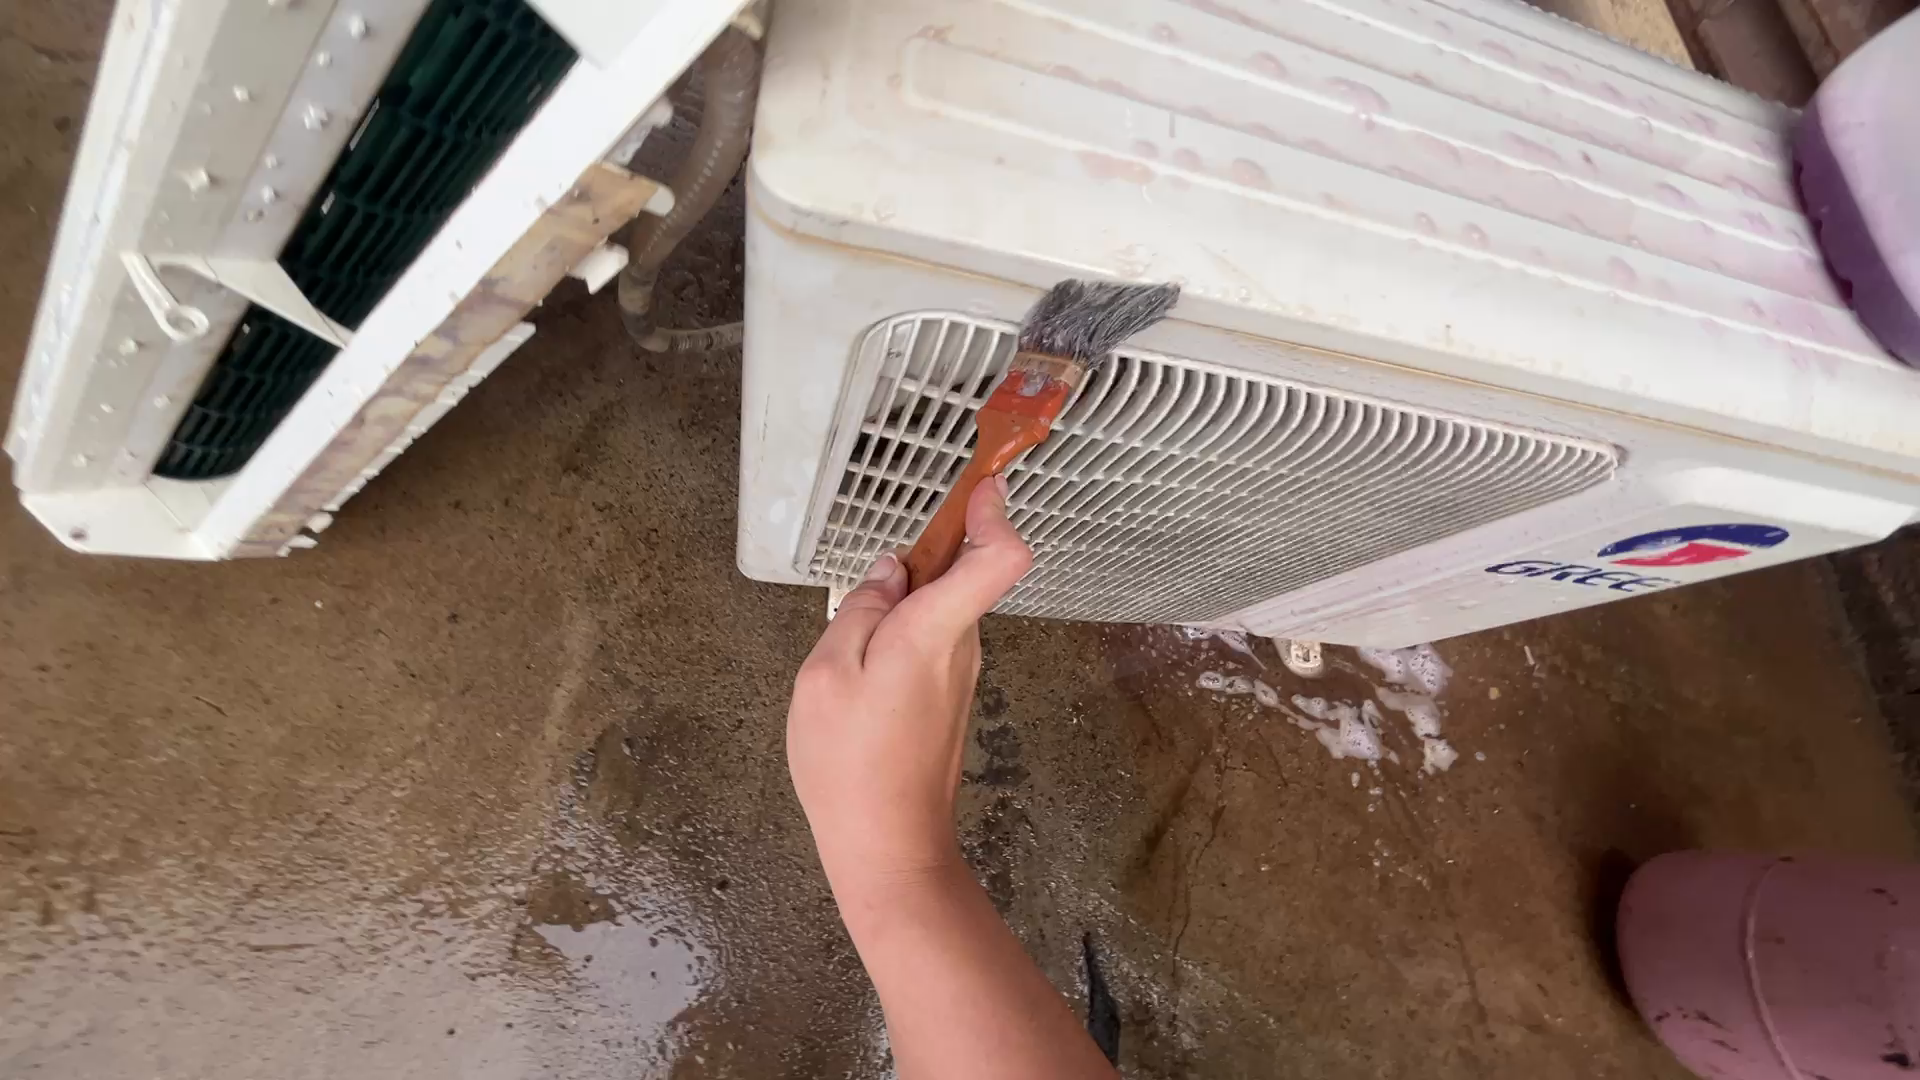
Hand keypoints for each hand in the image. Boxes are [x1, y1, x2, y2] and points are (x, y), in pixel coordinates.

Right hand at [787, 476, 1033, 890]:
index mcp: (936, 630)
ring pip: (941, 608)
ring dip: (900, 606)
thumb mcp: (826, 672)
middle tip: (862, 597)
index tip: (983, 485)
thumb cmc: (847, 757)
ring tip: (850, 653)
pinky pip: (934, 639)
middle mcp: (964, 644)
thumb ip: (861, 609)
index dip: (996, 514)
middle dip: (916, 565)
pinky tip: (863, 678)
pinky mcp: (953, 694)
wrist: (888, 843)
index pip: (999, 559)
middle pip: (960, 575)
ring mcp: (963, 672)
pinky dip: (903, 634)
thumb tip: (891, 569)